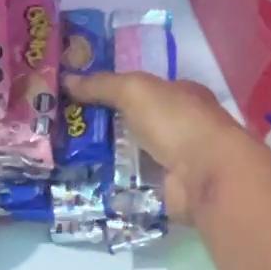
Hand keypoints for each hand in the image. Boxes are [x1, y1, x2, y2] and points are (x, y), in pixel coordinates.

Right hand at [63, 72, 250, 222]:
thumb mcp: (135, 90)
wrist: (203, 175)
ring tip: (69, 160)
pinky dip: (116, 186)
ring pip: (134, 157)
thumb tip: (67, 80)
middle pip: (137, 125)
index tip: (82, 99)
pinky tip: (88, 185)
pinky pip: (134, 185)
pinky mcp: (167, 190)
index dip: (116, 92)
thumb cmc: (176, 122)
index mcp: (182, 96)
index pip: (146, 91)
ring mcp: (175, 161)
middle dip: (107, 128)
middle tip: (68, 132)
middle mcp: (181, 127)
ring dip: (108, 160)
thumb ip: (103, 85)